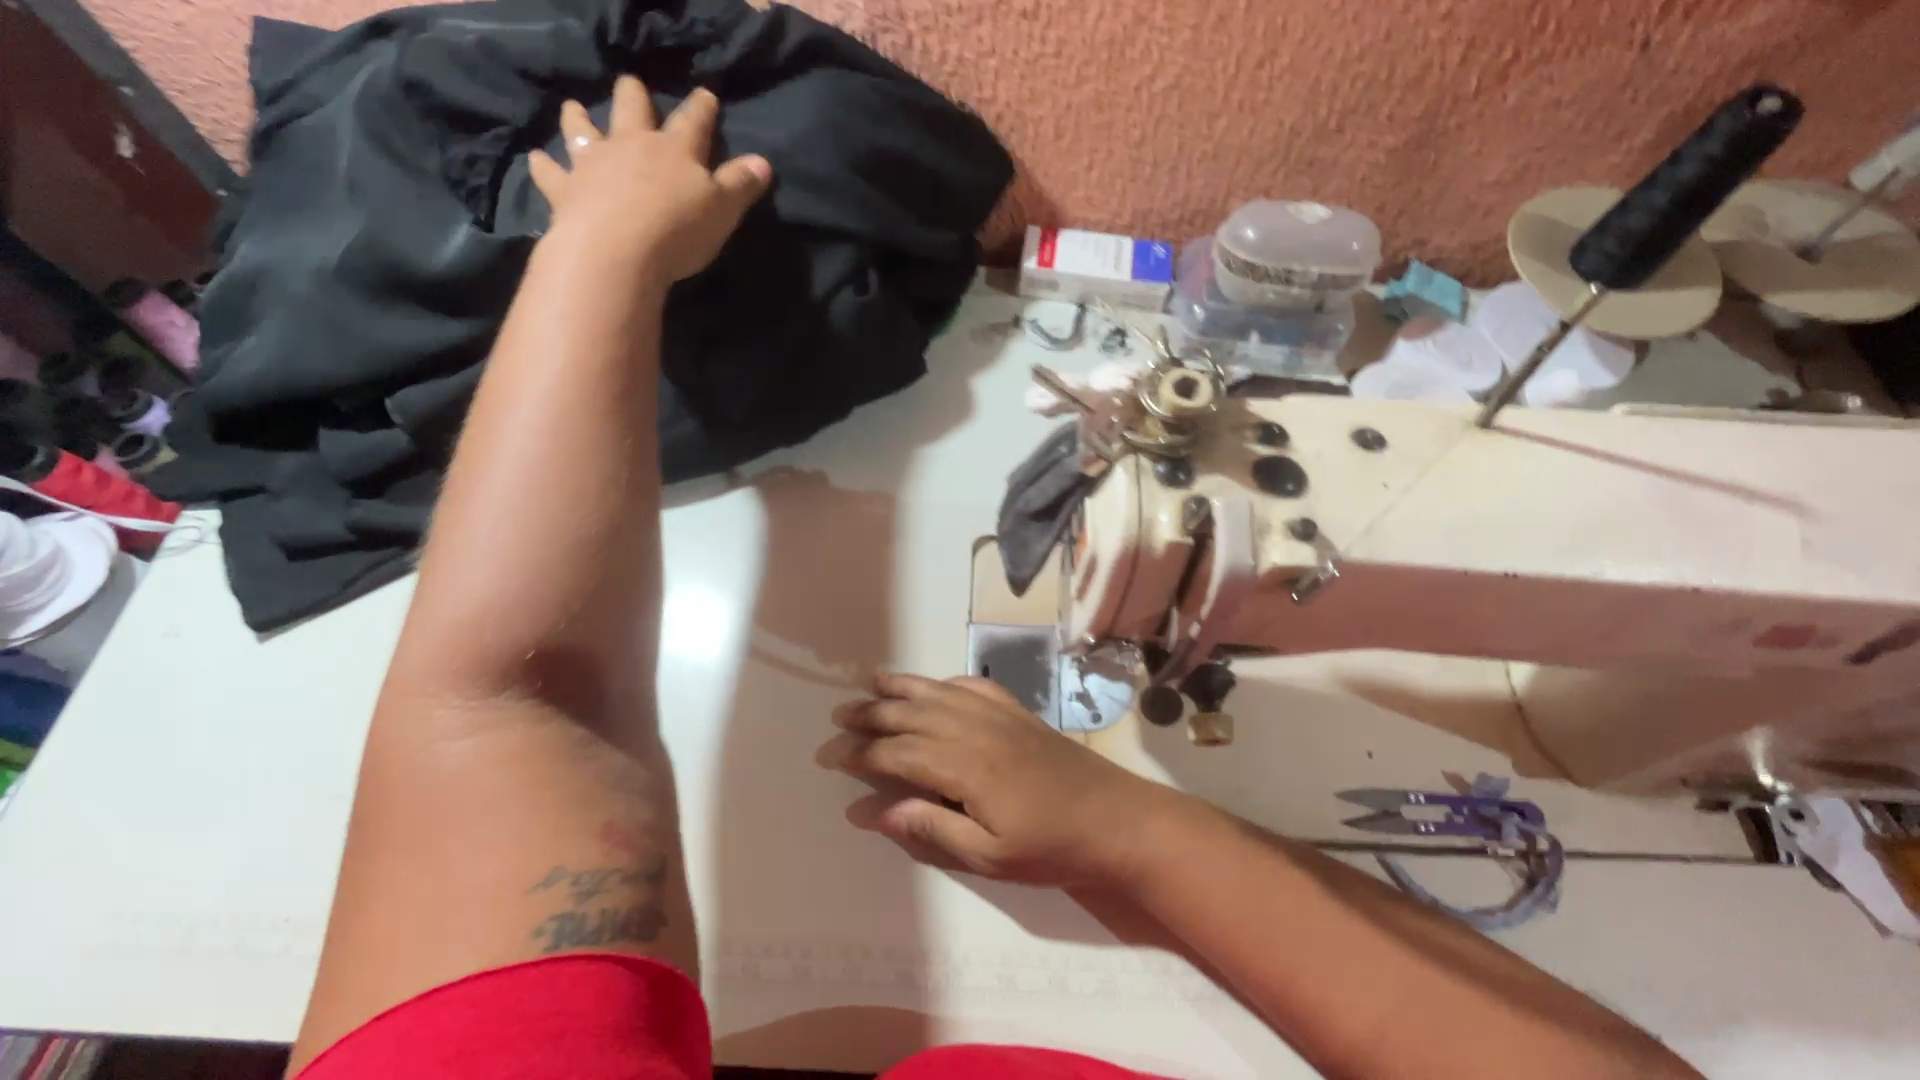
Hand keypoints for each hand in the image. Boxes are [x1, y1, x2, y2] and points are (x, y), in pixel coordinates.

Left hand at [530, 76, 771, 282]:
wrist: (616, 251)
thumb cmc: (677, 230)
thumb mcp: (722, 210)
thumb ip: (740, 185)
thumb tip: (763, 162)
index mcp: (675, 150)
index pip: (693, 121)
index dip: (701, 108)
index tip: (705, 95)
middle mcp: (632, 146)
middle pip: (632, 109)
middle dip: (634, 96)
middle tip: (631, 85)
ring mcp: (594, 164)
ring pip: (583, 129)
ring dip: (579, 118)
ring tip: (574, 108)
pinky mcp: (565, 189)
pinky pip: (550, 172)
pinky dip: (543, 165)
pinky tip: (536, 158)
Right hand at [819, 673, 1193, 888]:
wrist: (1118, 820)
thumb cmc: (1051, 847)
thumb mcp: (987, 856)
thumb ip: (928, 828)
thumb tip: (869, 810)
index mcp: (963, 765)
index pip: (897, 752)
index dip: (860, 754)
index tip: (830, 758)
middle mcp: (975, 729)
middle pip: (911, 713)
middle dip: (870, 714)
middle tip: (837, 720)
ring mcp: (1000, 716)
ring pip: (938, 692)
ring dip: (900, 689)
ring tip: (869, 684)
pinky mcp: (1020, 714)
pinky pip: (974, 686)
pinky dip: (946, 683)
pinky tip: (935, 686)